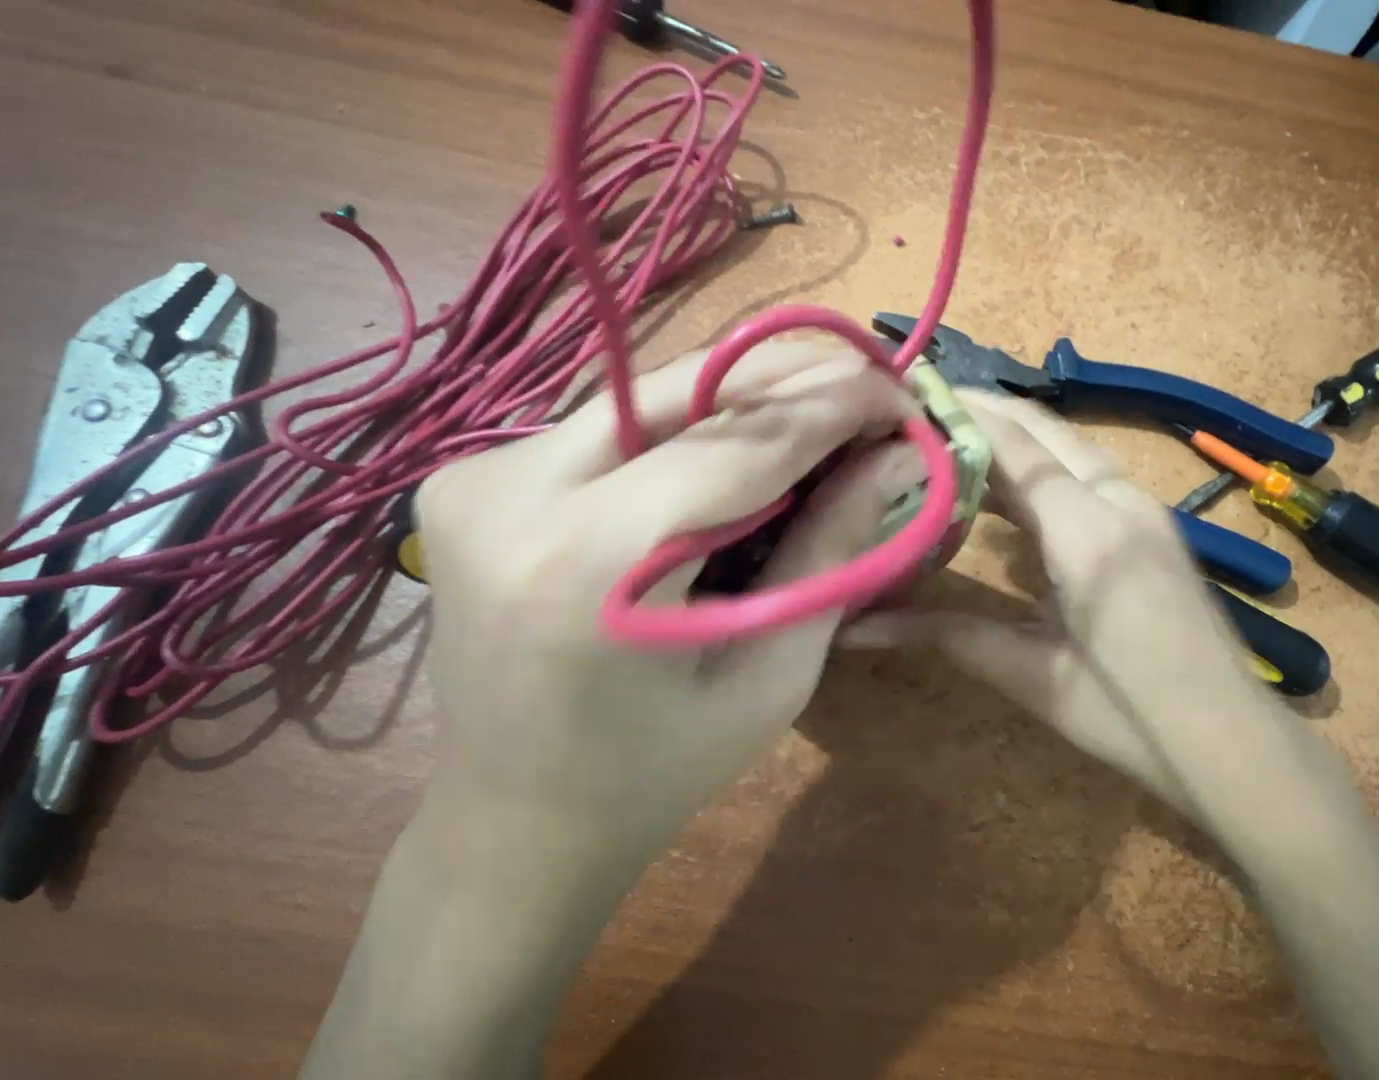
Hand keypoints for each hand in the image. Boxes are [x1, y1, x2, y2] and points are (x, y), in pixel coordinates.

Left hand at [414, 340, 921, 842]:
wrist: (517, 820)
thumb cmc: (660, 772)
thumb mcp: (772, 672)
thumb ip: (833, 547)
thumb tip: (901, 454)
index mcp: (590, 561)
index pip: (738, 441)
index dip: (833, 405)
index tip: (904, 392)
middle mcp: (514, 493)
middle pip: (683, 390)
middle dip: (792, 380)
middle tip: (874, 385)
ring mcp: (480, 476)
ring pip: (645, 395)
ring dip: (743, 398)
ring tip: (825, 411)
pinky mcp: (474, 478)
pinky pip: (610, 427)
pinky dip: (687, 428)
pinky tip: (743, 448)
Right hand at [847, 391, 1310, 820]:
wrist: (1230, 741)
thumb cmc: (1129, 716)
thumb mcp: (1031, 675)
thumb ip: (947, 634)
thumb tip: (855, 625)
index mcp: (1089, 534)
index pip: (1016, 450)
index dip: (961, 415)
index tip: (904, 394)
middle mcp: (1121, 503)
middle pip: (1048, 433)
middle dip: (986, 411)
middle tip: (920, 406)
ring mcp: (1145, 512)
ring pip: (1073, 449)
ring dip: (1016, 437)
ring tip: (951, 437)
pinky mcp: (1153, 530)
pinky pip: (1091, 475)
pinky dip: (1045, 467)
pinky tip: (1007, 492)